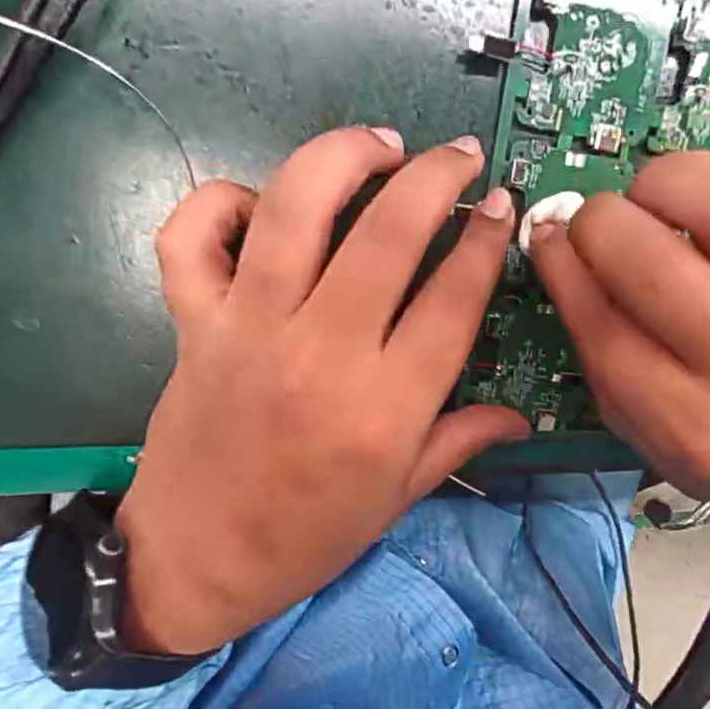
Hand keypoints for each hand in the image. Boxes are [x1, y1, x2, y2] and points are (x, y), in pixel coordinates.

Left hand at [116, 128, 528, 653]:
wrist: (195, 560)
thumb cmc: (304, 539)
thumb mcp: (395, 500)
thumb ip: (457, 442)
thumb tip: (518, 415)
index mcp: (384, 408)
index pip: (453, 297)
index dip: (486, 239)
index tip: (500, 206)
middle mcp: (320, 355)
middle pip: (388, 232)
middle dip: (435, 176)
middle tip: (457, 157)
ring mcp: (248, 331)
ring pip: (294, 208)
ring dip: (342, 156)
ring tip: (376, 148)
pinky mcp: (193, 325)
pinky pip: (191, 237)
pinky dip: (220, 203)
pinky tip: (257, 209)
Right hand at [528, 132, 709, 536]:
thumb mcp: (634, 421)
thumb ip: (593, 338)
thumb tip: (557, 240)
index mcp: (692, 423)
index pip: (604, 323)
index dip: (561, 262)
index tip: (546, 234)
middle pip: (658, 261)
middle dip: (602, 221)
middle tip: (598, 223)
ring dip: (673, 177)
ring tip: (655, 194)